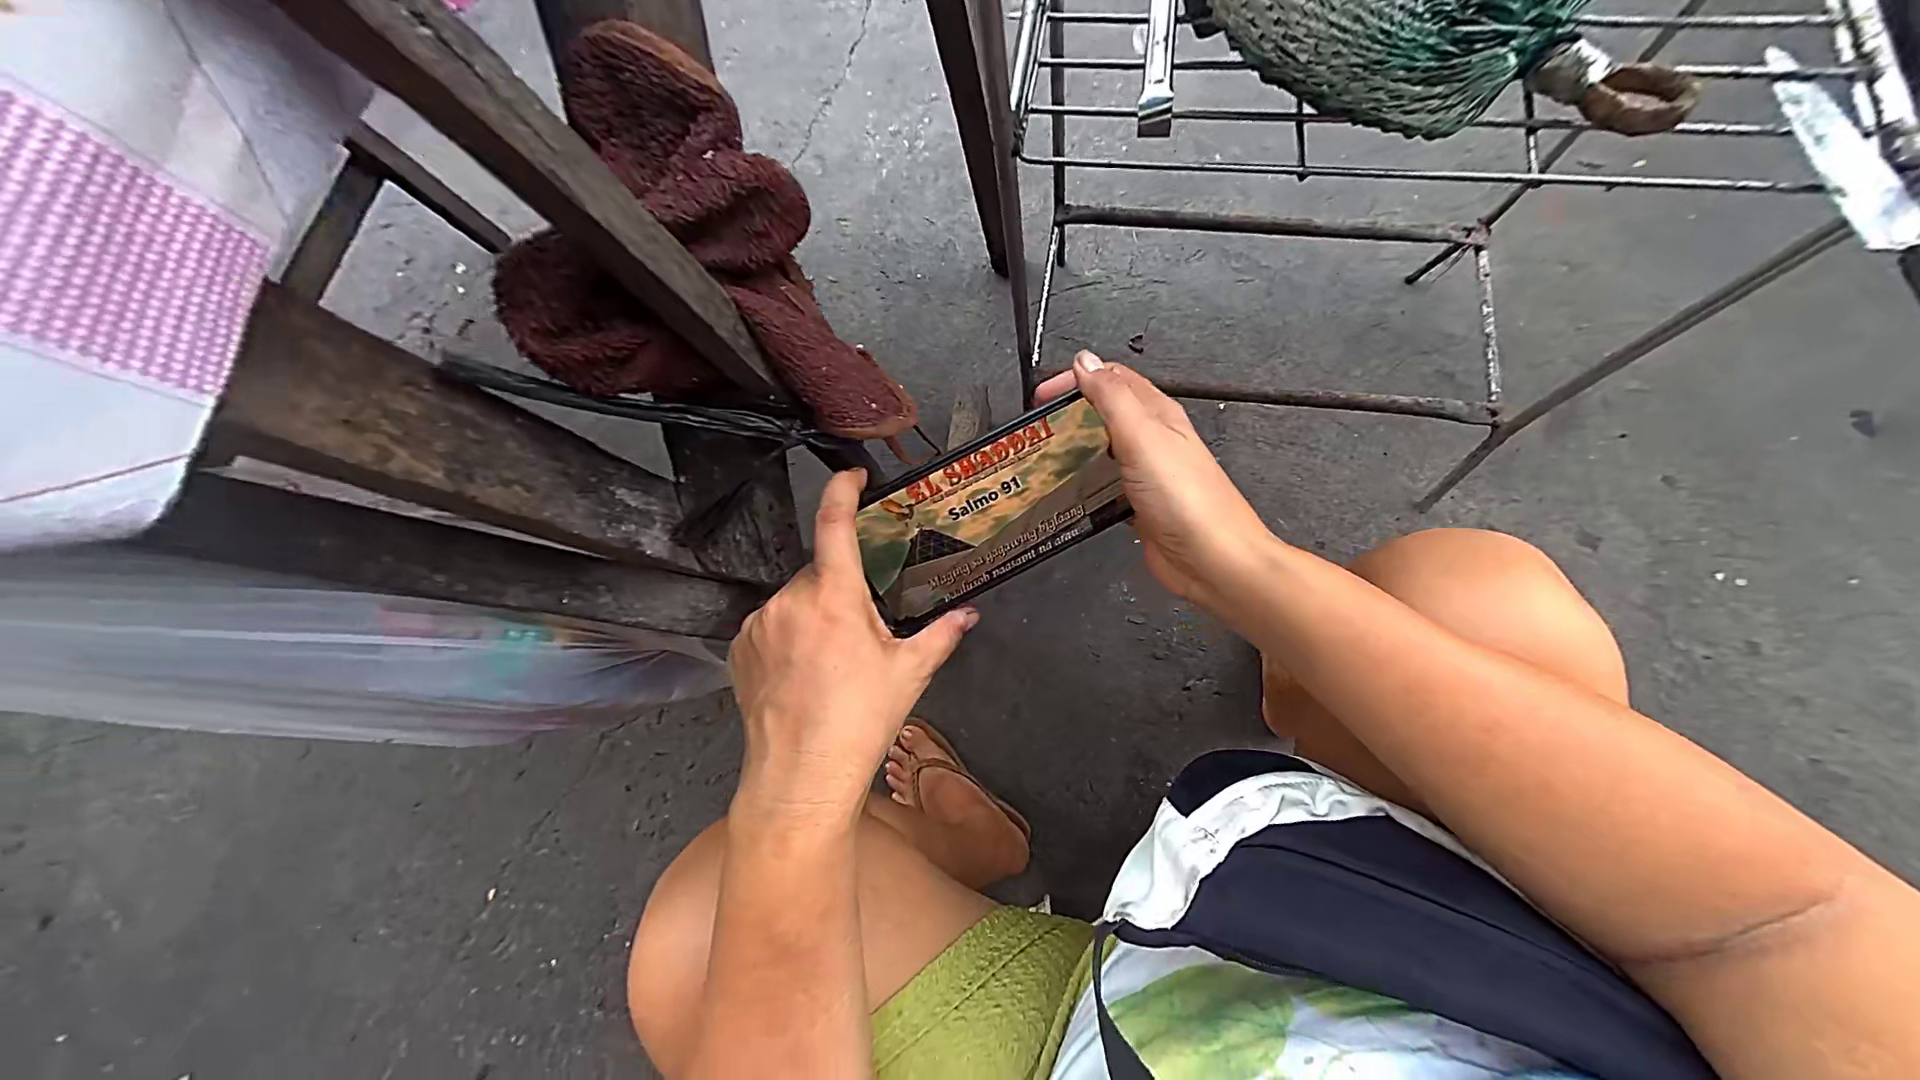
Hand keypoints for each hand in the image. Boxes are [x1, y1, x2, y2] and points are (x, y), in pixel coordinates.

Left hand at [727, 469, 978, 826]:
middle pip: (820, 573)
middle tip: (858, 633)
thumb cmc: (858, 723)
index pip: (834, 524)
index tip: (852, 476)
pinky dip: (788, 633)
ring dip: (813, 614)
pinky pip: (770, 623)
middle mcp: (790, 602)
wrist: (801, 776)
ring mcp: (759, 624)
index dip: (842, 490)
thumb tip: (967, 616)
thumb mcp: (909, 673)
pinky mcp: (740, 646)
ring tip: (829, 663)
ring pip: (794, 599)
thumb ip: (942, 634)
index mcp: (834, 598)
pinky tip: (802, 672)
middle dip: (840, 590)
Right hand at [1035, 351, 1274, 609]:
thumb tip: (1085, 362)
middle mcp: (1152, 439)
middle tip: (1039, 426)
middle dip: (1069, 411)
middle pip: (1105, 411)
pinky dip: (1084, 481)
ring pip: (1103, 447)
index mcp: (1157, 414)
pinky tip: (1070, 490)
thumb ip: (1113, 396)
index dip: (1075, 379)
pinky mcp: (1138, 503)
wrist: (1213, 560)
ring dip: (1074, 445)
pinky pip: (1105, 483)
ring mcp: (1145, 472)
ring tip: (1046, 454)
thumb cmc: (1190, 501)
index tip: (1043, 396)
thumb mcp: (1144, 436)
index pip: (1111, 378)